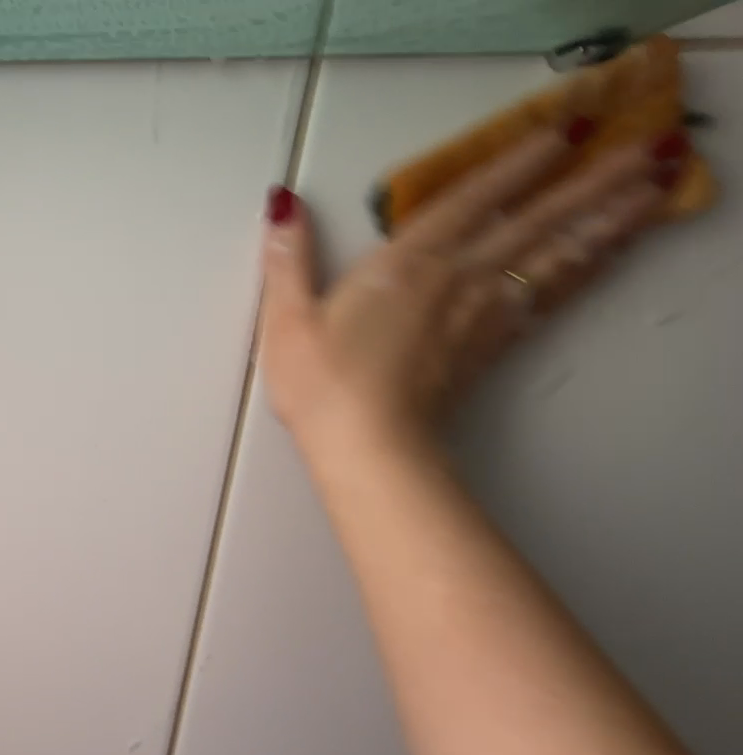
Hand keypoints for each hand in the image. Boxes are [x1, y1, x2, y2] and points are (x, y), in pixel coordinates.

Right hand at [257, 123, 687, 456]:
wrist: (367, 440)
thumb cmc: (320, 381)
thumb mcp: (285, 319)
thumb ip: (288, 259)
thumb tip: (283, 202)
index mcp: (405, 263)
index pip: (471, 200)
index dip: (516, 163)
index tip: (563, 131)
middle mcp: (456, 276)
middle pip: (535, 220)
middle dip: (591, 181)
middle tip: (650, 146)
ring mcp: (482, 311)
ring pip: (557, 254)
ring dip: (608, 220)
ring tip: (654, 189)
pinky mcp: (492, 345)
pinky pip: (552, 296)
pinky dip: (587, 270)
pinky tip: (608, 256)